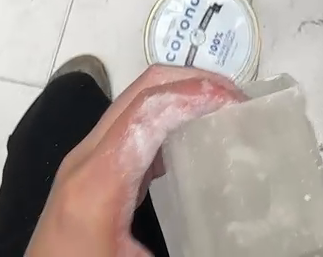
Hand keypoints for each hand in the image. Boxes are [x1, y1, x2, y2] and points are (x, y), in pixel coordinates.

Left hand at [26, 66, 246, 256]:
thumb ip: (184, 243)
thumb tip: (233, 233)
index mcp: (98, 179)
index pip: (149, 109)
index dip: (195, 94)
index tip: (238, 103)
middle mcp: (86, 155)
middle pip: (142, 89)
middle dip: (192, 80)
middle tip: (236, 98)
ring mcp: (84, 159)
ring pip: (134, 100)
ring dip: (179, 93)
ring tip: (221, 110)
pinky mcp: (88, 171)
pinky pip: (129, 124)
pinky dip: (165, 115)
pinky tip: (191, 138)